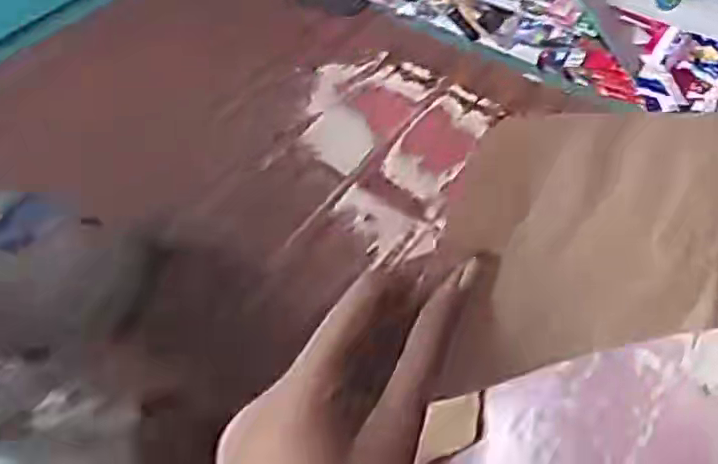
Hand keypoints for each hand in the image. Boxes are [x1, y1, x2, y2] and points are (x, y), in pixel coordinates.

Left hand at [217, 258, 479, 463]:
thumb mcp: (402, 422)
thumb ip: (432, 341)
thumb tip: (468, 272)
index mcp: (295, 386)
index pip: (363, 295)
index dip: (411, 276)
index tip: (453, 271)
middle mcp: (262, 397)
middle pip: (344, 330)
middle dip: (400, 312)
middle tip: (448, 305)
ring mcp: (248, 426)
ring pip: (330, 359)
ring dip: (380, 344)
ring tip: (425, 342)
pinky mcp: (250, 448)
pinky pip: (312, 389)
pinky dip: (354, 376)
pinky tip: (385, 385)